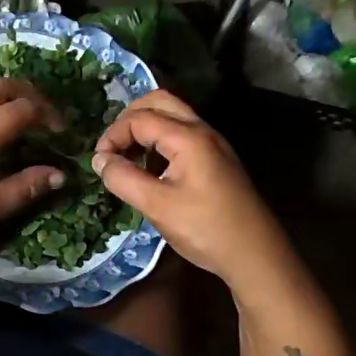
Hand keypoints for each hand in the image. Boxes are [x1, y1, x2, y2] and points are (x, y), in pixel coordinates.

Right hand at [93, 91, 292, 287]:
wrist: (255, 254)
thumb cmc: (205, 229)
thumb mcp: (157, 206)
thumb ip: (124, 179)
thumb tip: (100, 160)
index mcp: (188, 137)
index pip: (140, 118)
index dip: (113, 135)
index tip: (99, 162)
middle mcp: (203, 131)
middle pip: (160, 102)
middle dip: (130, 118)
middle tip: (114, 147)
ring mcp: (213, 144)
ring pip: (173, 116)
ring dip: (146, 127)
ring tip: (129, 158)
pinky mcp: (217, 159)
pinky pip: (184, 134)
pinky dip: (161, 139)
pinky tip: (153, 168)